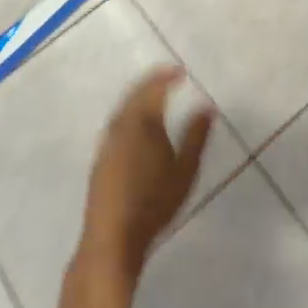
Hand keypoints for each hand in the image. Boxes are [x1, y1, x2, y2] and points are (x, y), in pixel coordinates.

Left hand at [78, 66, 213, 272]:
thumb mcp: (185, 170)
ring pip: (123, 108)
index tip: (181, 71)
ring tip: (153, 96)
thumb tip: (207, 107)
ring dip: (138, 96)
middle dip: (151, 82)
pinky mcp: (100, 157)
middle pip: (135, 94)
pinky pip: (116, 122)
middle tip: (167, 77)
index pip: (155, 89)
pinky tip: (135, 125)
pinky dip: (128, 112)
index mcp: (144, 123)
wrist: (112, 235)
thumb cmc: (154, 203)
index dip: (167, 77)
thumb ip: (196, 136)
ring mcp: (107, 142)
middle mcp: (121, 125)